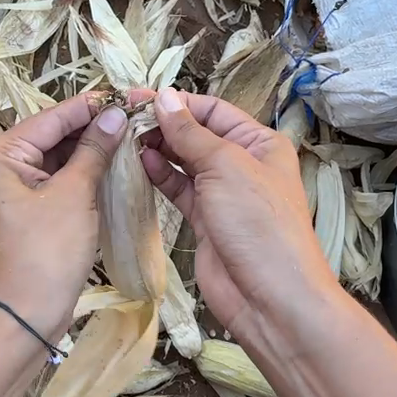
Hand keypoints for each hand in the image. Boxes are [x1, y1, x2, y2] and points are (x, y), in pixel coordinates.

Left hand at [0, 94, 126, 338]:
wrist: (23, 318)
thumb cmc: (46, 254)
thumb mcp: (74, 195)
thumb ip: (94, 149)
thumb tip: (115, 114)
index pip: (53, 117)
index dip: (93, 106)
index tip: (129, 96)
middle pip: (53, 133)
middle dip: (92, 127)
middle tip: (135, 117)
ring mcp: (7, 183)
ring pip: (55, 154)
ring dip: (89, 148)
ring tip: (130, 135)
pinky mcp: (22, 203)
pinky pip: (53, 176)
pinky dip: (80, 170)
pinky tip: (111, 162)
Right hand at [136, 87, 338, 349]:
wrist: (271, 299)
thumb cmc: (258, 222)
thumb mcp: (225, 166)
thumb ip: (189, 132)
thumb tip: (163, 96)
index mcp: (259, 143)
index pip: (213, 110)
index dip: (177, 103)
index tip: (138, 97)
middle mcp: (242, 163)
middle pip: (196, 133)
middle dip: (164, 124)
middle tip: (124, 117)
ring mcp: (223, 193)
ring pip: (184, 161)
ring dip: (158, 148)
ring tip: (126, 138)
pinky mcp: (205, 220)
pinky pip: (179, 188)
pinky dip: (160, 175)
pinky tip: (140, 163)